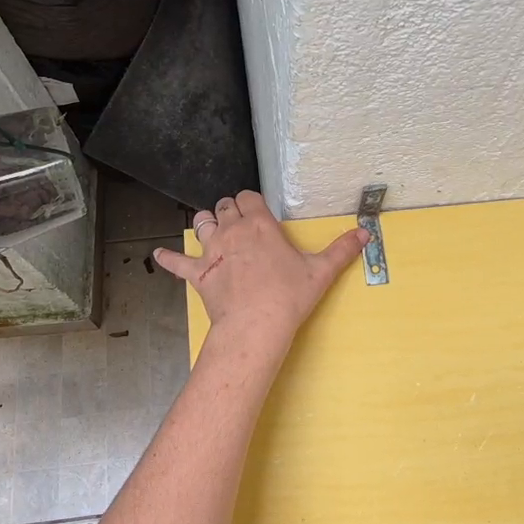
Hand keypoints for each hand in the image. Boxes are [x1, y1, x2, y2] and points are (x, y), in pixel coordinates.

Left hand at [154, 190, 366, 352]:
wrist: (256, 325)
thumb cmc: (289, 296)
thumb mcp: (321, 271)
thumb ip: (342, 249)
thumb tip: (365, 233)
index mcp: (260, 224)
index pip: (249, 197)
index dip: (251, 201)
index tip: (257, 211)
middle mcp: (232, 230)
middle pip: (224, 206)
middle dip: (230, 210)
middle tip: (238, 221)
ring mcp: (212, 251)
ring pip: (202, 223)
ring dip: (206, 224)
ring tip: (212, 229)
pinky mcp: (198, 274)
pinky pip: (177, 261)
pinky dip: (168, 258)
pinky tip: (159, 254)